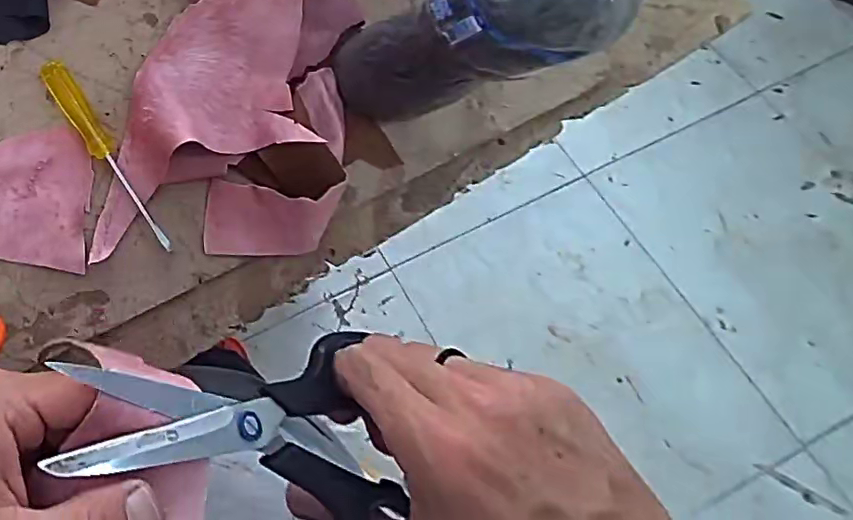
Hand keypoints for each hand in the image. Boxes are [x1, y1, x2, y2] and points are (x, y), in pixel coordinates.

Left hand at [0, 368, 161, 519]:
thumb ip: (90, 514)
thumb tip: (147, 496)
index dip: (142, 400)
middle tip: (174, 466)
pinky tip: (109, 503)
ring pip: (76, 446)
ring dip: (111, 472)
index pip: (92, 383)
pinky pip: (54, 470)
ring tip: (151, 488)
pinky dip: (84, 490)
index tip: (184, 413)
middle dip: (130, 443)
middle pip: (87, 414)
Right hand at [296, 336, 666, 519]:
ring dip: (429, 388)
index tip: (342, 400)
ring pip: (441, 360)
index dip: (343, 375)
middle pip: (395, 349)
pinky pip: (490, 373)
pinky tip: (497, 444)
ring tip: (448, 439)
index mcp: (438, 442)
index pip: (363, 361)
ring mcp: (517, 388)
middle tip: (388, 428)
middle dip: (380, 379)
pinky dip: (477, 396)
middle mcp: (474, 399)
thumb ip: (347, 510)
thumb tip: (300, 489)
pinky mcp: (553, 389)